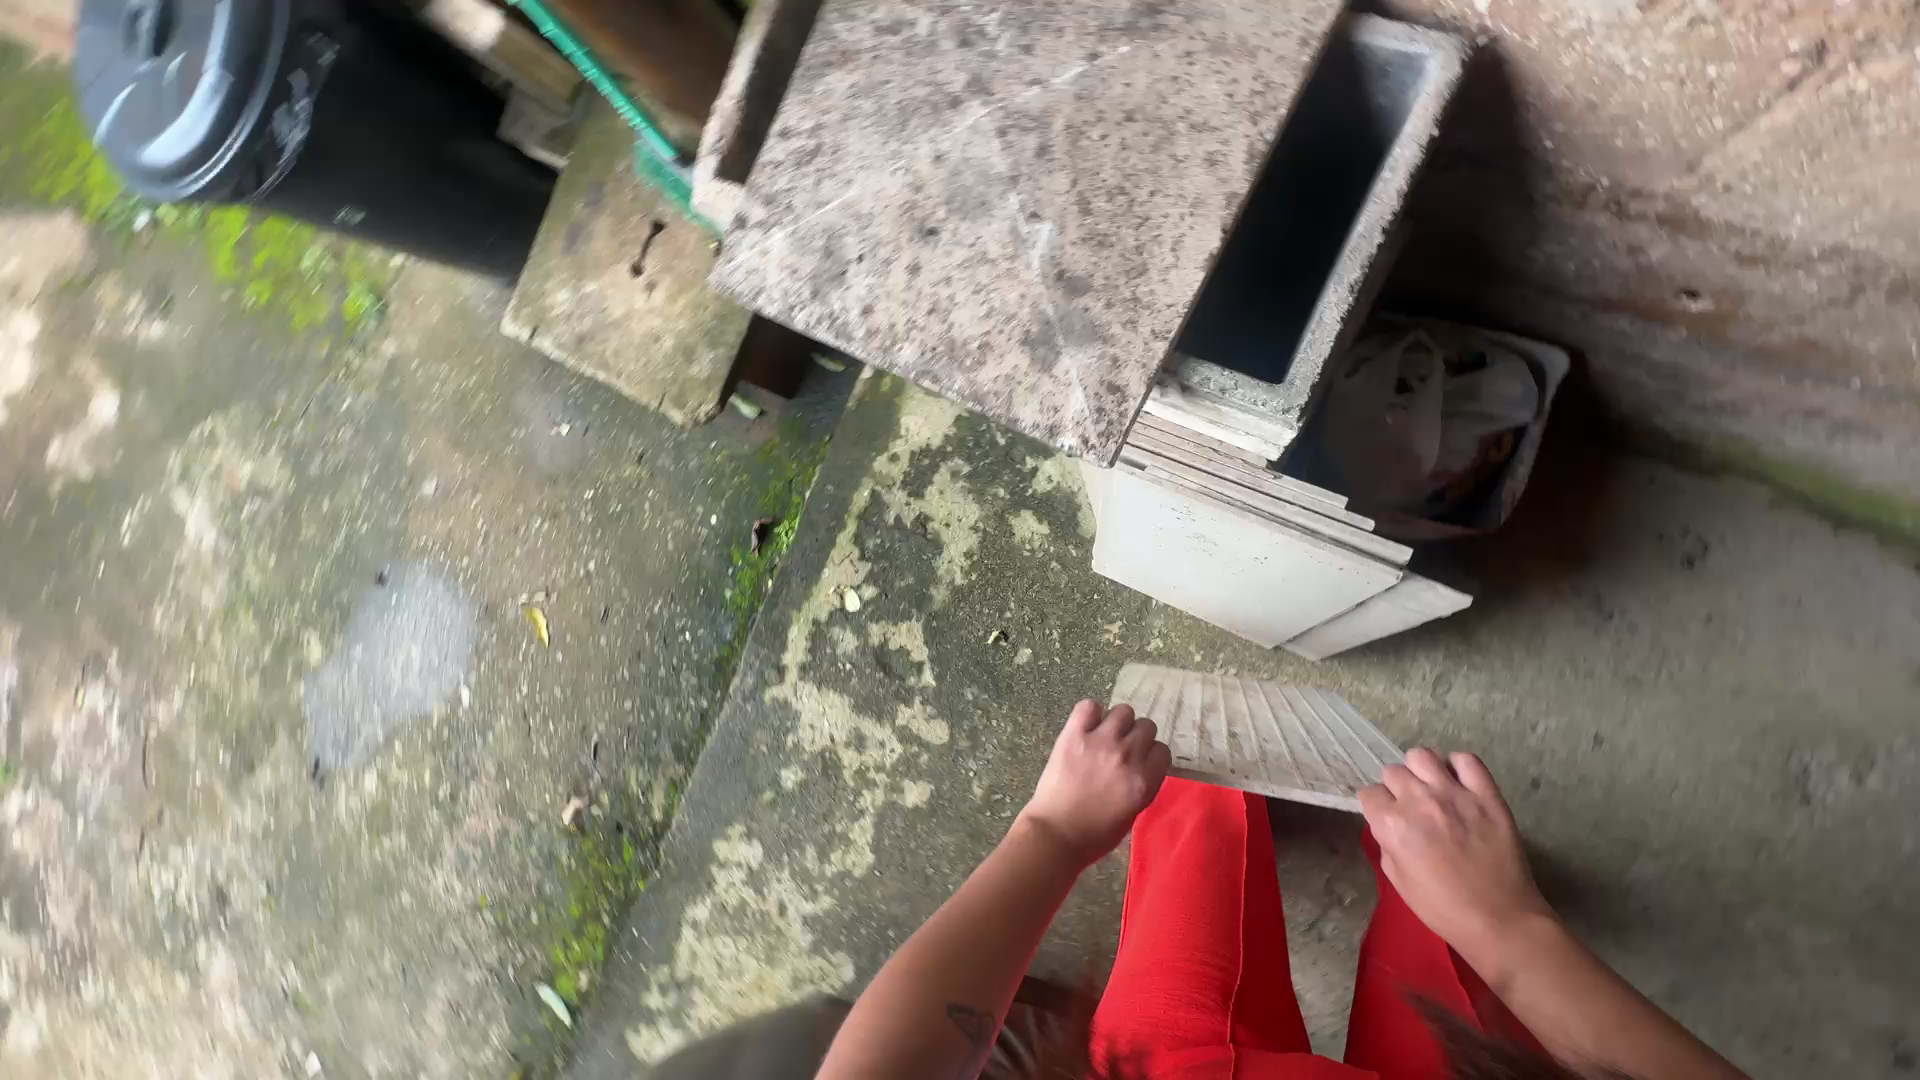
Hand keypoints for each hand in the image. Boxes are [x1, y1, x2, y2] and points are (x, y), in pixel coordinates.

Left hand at [1017, 700, 1170, 868]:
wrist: (1056, 833)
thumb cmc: (1096, 833)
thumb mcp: (1133, 813)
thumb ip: (1142, 784)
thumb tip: (1142, 765)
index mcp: (1144, 780)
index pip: (1162, 750)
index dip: (1151, 756)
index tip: (1140, 762)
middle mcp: (1127, 755)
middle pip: (1146, 726)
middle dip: (1137, 737)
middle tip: (1121, 748)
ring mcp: (1100, 741)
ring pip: (1123, 711)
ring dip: (1117, 722)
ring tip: (1104, 735)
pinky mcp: (1074, 734)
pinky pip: (1089, 706)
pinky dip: (1090, 713)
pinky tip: (1085, 727)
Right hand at [1359, 748, 1556, 962]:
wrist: (1500, 921)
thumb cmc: (1442, 907)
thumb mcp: (1396, 878)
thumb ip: (1386, 841)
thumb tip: (1388, 823)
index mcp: (1392, 824)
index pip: (1369, 793)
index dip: (1377, 807)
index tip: (1387, 818)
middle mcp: (1418, 801)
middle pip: (1392, 772)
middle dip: (1396, 789)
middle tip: (1412, 808)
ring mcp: (1454, 795)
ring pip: (1421, 756)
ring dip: (1420, 771)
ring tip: (1431, 789)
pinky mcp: (1487, 797)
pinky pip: (1467, 761)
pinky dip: (1459, 766)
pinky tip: (1459, 784)